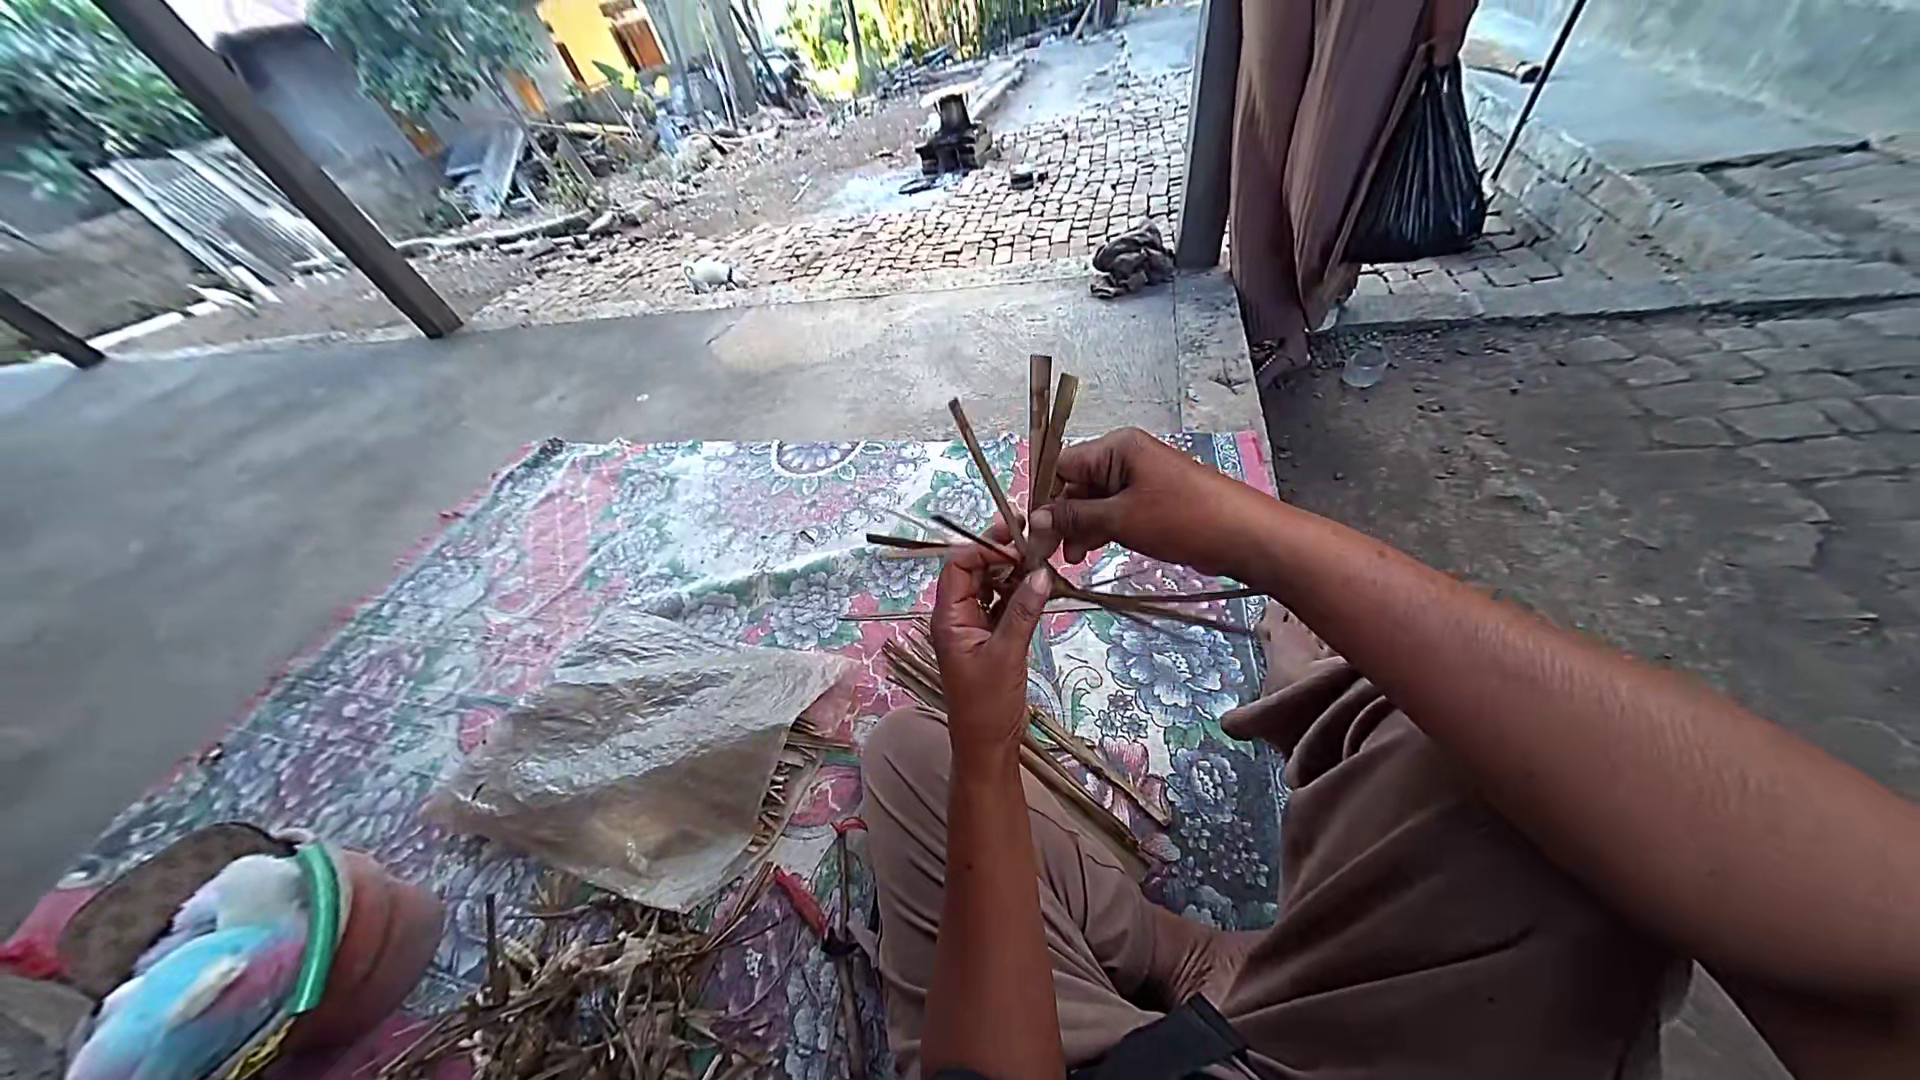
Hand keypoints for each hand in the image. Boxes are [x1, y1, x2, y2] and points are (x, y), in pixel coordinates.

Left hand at [929, 545, 1050, 767]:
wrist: (988, 743)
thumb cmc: (987, 703)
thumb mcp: (1007, 653)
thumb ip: (1023, 611)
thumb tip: (1042, 572)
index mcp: (948, 618)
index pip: (959, 567)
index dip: (984, 548)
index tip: (1015, 537)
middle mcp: (957, 616)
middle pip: (974, 572)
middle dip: (1001, 555)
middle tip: (1032, 543)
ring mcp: (973, 626)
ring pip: (990, 586)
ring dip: (1012, 573)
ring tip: (1040, 561)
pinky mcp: (990, 636)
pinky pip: (1002, 604)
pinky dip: (1018, 593)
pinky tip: (1038, 586)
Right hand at [1033, 428, 1269, 578]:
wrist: (1244, 536)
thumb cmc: (1183, 518)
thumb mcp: (1120, 518)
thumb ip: (1074, 517)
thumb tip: (1036, 519)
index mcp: (1116, 448)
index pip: (1063, 466)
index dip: (1046, 498)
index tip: (1034, 531)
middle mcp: (1124, 458)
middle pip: (1076, 484)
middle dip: (1062, 517)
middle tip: (1050, 552)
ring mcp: (1138, 480)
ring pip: (1093, 501)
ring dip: (1079, 527)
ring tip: (1071, 557)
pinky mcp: (1149, 502)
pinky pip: (1112, 512)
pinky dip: (1099, 530)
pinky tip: (1088, 550)